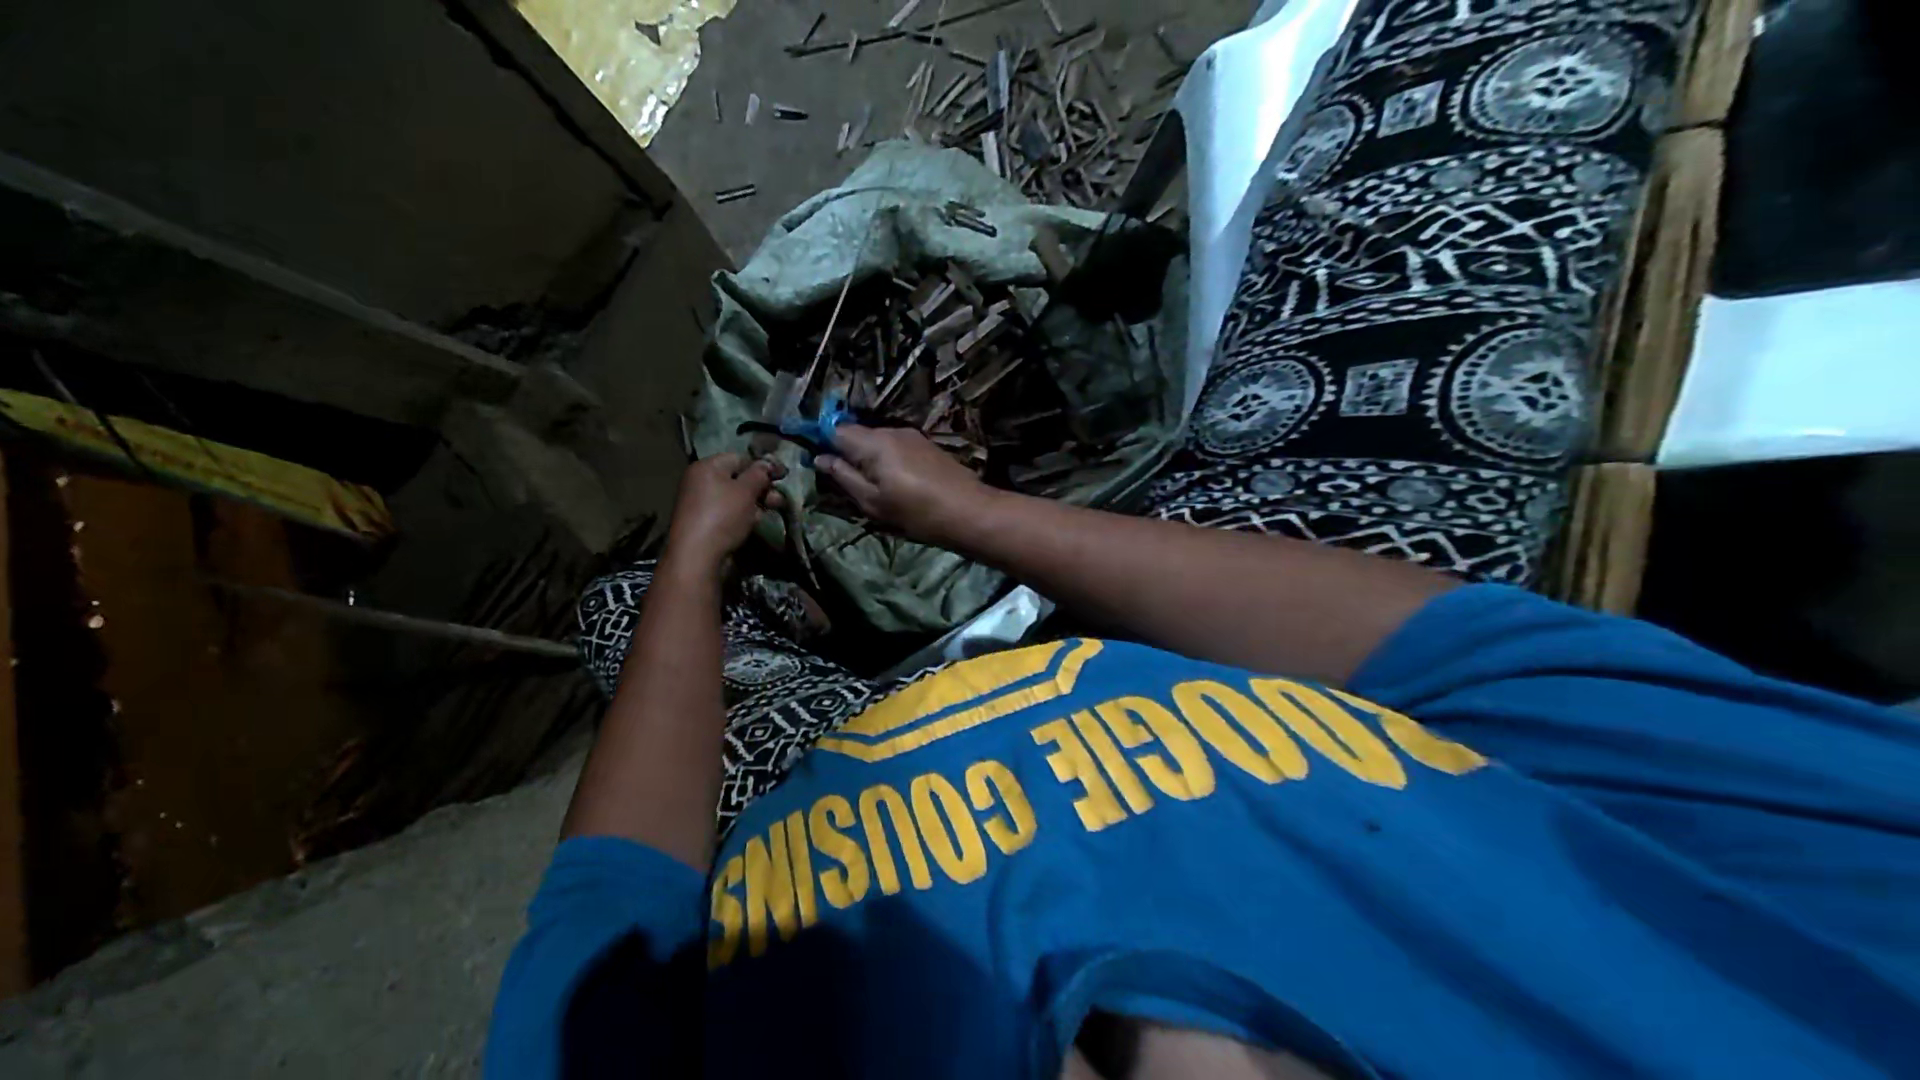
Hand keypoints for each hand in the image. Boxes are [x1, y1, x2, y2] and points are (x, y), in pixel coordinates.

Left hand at [663, 453, 785, 570]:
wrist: (697, 555)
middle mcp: (701, 481)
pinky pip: (728, 512)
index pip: (740, 458)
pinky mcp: (704, 522)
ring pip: (735, 498)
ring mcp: (701, 503)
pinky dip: (743, 516)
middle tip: (778, 501)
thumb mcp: (746, 490)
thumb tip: (767, 463)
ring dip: (755, 504)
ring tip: (769, 514)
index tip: (782, 478)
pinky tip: (753, 525)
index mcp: (707, 467)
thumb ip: (759, 474)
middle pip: (738, 479)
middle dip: (761, 488)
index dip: (762, 467)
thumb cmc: (722, 515)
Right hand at [816, 425, 995, 545]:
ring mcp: (912, 436)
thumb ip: (844, 477)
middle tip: (847, 483)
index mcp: (873, 443)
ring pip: (877, 441)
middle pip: (857, 434)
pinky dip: (888, 460)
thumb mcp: (872, 502)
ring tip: (875, 487)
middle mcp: (891, 431)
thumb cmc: (916, 511)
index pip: (836, 430)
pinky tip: (897, 482)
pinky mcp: (926, 445)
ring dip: (869, 458)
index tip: (820, 463)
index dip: (823, 443)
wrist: (968, 511)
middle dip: (848, 453)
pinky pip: (896, 447)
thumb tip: (820, 459)